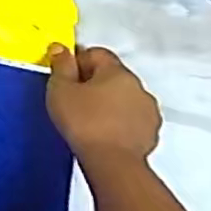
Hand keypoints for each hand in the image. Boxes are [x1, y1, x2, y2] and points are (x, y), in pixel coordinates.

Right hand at [46, 43, 161, 168]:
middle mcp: (138, 87)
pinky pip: (131, 116)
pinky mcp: (151, 131)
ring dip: (107, 99)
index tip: (64, 73)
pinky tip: (100, 128)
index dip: (77, 60)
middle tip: (71, 94)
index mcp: (117, 72)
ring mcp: (148, 110)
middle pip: (112, 74)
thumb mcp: (60, 88)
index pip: (97, 53)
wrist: (111, 160)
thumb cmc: (84, 121)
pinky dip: (117, 118)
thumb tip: (61, 49)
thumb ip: (61, 65)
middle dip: (92, 80)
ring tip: (85, 114)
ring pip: (123, 95)